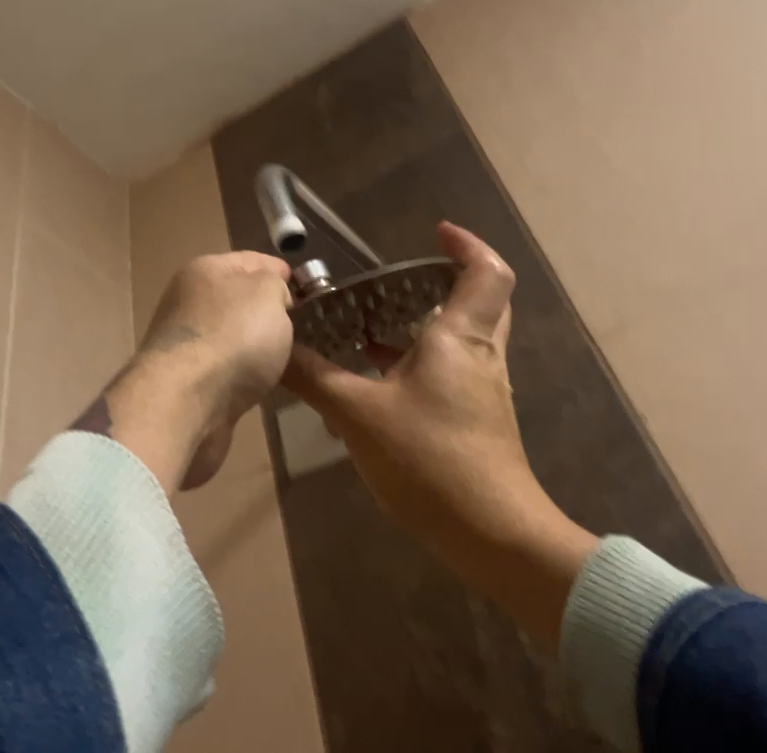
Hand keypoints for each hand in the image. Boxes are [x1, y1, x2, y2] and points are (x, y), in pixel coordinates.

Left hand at [74, 252, 292, 492]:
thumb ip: (275, 285)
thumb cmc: (232, 337)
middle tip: (302, 322)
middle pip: (237, 298)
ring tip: (289, 352)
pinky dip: (244, 370)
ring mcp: (185, 342)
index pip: (249, 260)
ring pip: (231, 334)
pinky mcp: (187, 379)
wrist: (186, 402)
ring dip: (255, 342)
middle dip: (267, 308)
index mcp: (203, 270)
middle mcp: (188, 301)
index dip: (278, 269)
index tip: (304, 285)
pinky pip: (226, 366)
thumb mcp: (267, 293)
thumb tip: (271, 297)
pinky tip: (264, 379)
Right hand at [282, 223, 594, 646]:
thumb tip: (273, 346)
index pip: (486, 272)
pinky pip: (446, 371)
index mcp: (458, 338)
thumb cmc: (431, 460)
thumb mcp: (356, 414)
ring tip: (366, 326)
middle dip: (439, 281)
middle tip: (392, 279)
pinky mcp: (472, 419)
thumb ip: (312, 376)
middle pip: (477, 301)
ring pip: (458, 338)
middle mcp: (477, 356)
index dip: (466, 244)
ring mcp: (479, 390)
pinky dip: (414, 361)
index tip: (435, 232)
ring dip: (419, 324)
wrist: (493, 535)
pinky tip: (372, 380)